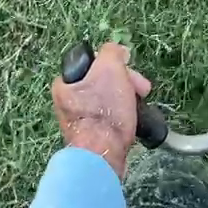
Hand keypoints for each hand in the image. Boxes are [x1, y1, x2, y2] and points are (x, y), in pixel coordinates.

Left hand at [50, 42, 151, 177]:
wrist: (103, 156)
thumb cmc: (105, 111)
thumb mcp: (110, 68)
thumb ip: (111, 51)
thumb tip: (117, 51)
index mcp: (65, 82)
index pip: (95, 62)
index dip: (117, 65)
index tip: (130, 74)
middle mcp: (67, 100)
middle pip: (103, 80)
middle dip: (126, 83)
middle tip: (142, 90)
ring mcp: (78, 119)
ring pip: (108, 98)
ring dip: (126, 99)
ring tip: (139, 107)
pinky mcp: (89, 135)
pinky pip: (108, 117)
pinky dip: (121, 116)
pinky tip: (131, 121)